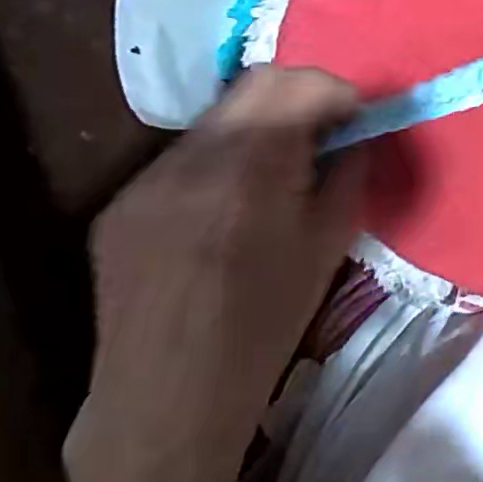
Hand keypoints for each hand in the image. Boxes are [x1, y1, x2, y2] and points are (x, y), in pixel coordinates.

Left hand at [64, 67, 365, 481]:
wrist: (170, 397)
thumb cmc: (267, 319)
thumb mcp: (331, 241)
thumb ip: (350, 172)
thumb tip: (362, 134)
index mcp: (248, 169)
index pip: (296, 84)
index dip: (337, 90)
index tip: (357, 116)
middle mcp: (189, 160)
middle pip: (255, 84)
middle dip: (302, 97)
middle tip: (327, 130)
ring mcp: (145, 179)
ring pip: (219, 118)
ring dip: (261, 126)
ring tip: (279, 168)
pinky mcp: (120, 203)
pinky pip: (186, 156)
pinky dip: (223, 158)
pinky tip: (230, 203)